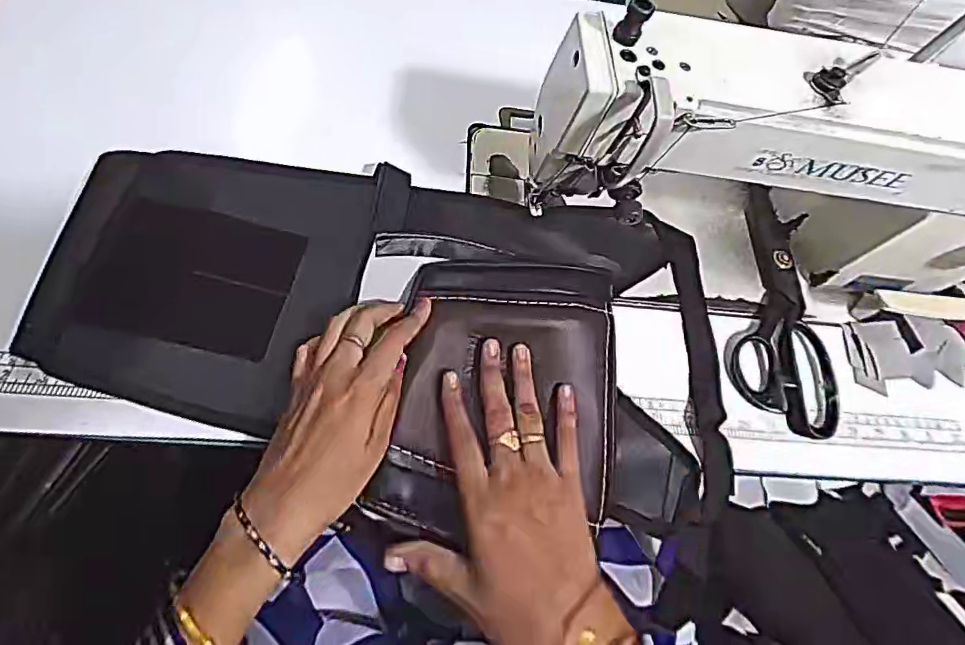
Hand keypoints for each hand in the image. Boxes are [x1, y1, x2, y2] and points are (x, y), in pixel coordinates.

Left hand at [244, 298, 433, 557]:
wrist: (280, 506)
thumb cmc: (326, 488)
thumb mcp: (375, 449)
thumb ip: (389, 401)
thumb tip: (399, 371)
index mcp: (359, 391)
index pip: (392, 340)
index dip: (412, 320)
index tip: (423, 310)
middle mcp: (333, 376)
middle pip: (361, 321)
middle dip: (386, 308)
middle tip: (401, 308)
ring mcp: (311, 378)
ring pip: (334, 325)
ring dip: (358, 311)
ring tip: (373, 312)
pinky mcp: (295, 386)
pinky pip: (311, 345)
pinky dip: (328, 333)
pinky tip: (334, 337)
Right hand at [385, 340, 636, 644]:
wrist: (567, 623)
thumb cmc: (516, 608)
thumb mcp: (462, 586)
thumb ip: (426, 561)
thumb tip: (393, 553)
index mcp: (482, 502)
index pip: (463, 442)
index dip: (454, 407)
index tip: (450, 379)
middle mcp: (512, 482)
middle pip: (498, 418)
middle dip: (491, 378)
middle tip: (490, 348)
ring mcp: (544, 479)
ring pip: (531, 420)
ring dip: (525, 383)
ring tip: (521, 354)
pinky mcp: (571, 486)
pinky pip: (569, 442)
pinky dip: (568, 414)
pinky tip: (565, 390)